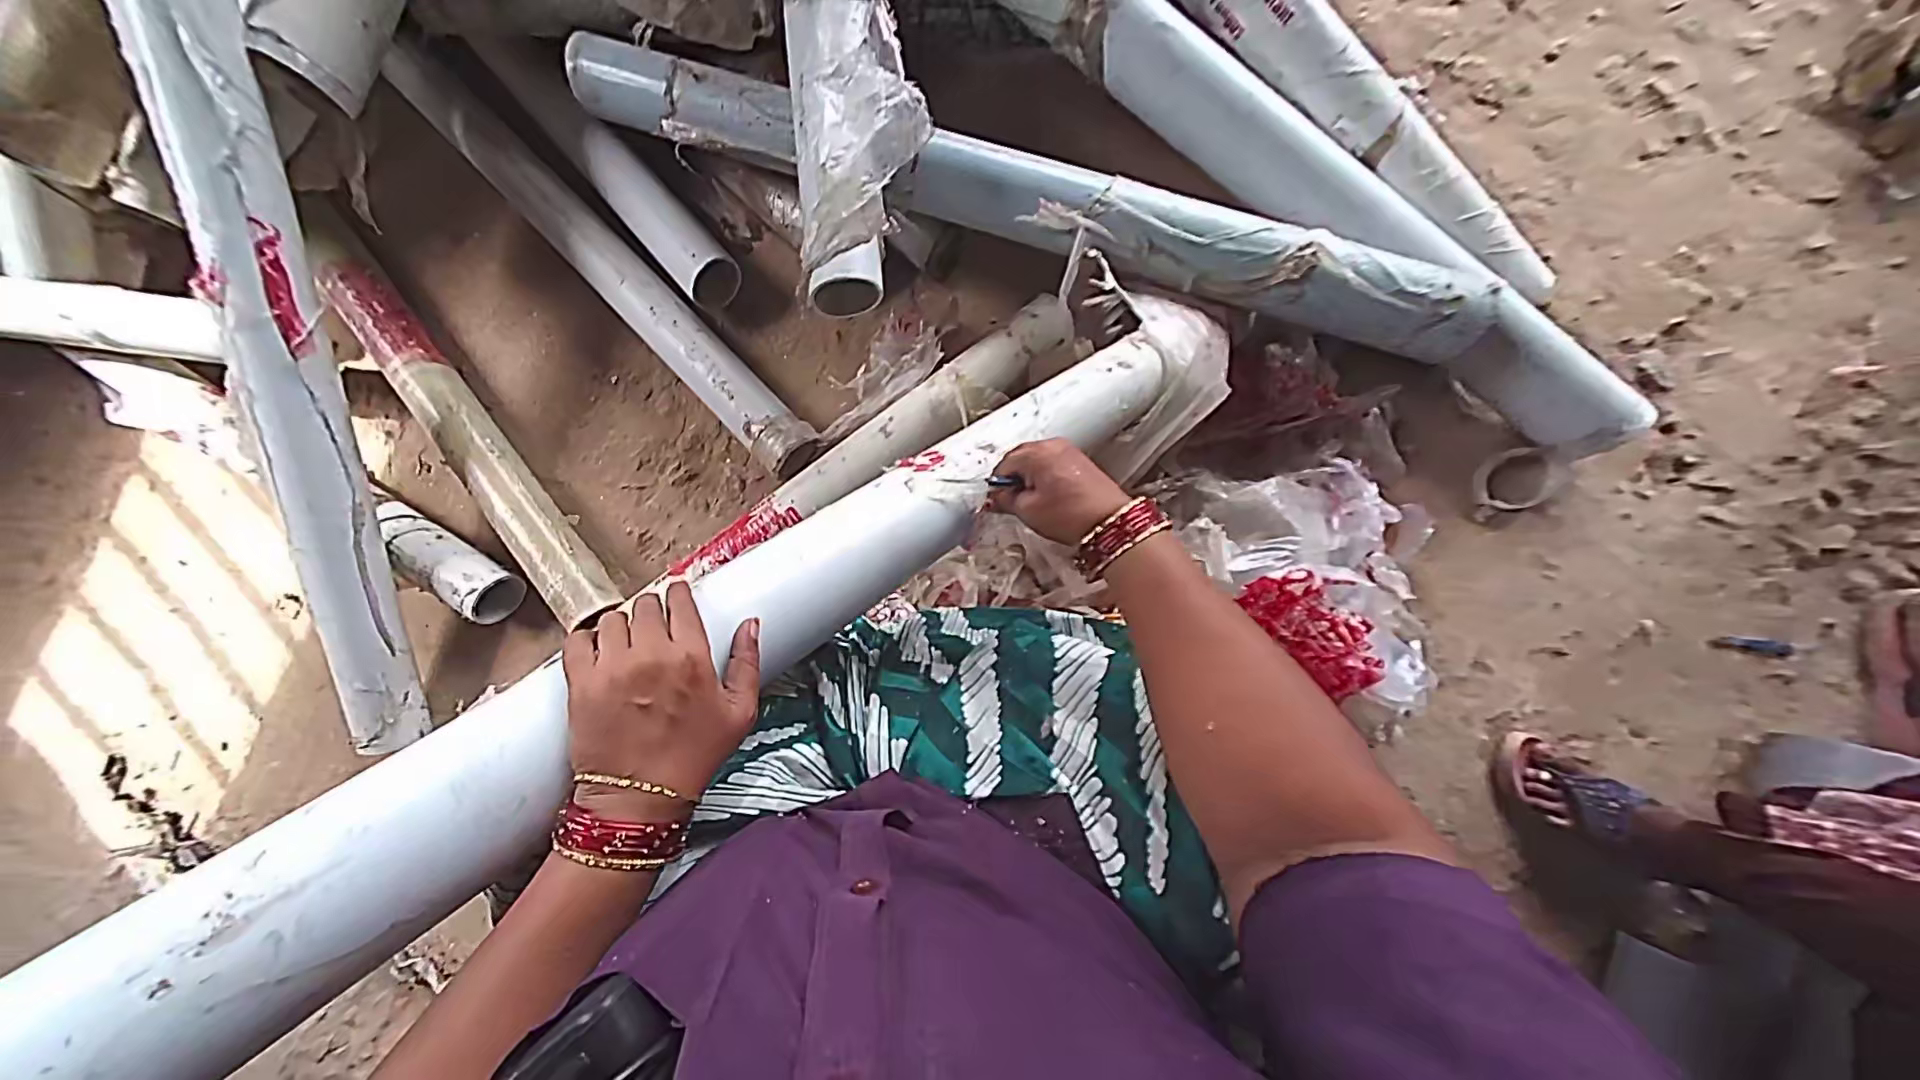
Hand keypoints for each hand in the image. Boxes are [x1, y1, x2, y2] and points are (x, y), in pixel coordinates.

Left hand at [561, 581, 759, 820]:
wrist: (640, 798)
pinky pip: (578, 640)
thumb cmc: (692, 756)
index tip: (677, 594)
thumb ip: (748, 662)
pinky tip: (598, 650)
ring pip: (613, 618)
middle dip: (652, 608)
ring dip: (622, 623)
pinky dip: (587, 639)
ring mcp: (613, 668)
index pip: (680, 602)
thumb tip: (751, 626)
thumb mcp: (740, 712)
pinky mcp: (582, 684)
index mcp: (692, 658)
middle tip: (655, 622)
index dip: (678, 593)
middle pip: (645, 604)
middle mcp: (651, 655)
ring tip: (628, 640)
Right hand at [986, 438, 1130, 544]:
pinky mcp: (1079, 461)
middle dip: (1013, 479)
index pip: (1004, 464)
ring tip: (1034, 503)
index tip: (998, 501)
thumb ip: (1005, 500)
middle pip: (1019, 458)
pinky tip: (1049, 497)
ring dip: (1029, 478)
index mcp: (1036, 453)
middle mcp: (1053, 445)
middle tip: (1013, 503)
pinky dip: (1045, 477)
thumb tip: (996, 497)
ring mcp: (1068, 451)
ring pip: (1036, 461)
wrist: (1109, 522)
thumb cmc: (1074, 515)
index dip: (997, 485)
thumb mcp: (1028, 511)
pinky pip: (1052, 463)